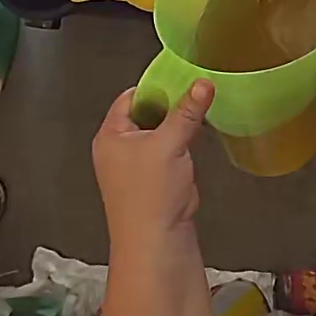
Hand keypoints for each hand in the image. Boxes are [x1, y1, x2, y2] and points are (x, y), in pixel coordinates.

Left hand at [92, 81, 213, 247]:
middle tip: (197, 90)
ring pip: (159, 130)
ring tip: (202, 107)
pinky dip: (182, 137)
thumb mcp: (170, 144)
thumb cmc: (151, 191)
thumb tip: (204, 82)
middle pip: (146, 112)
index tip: (183, 76)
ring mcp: (136, 162)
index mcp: (111, 135)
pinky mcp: (155, 175)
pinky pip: (168, 146)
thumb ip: (187, 111)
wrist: (156, 238)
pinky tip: (199, 132)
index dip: (156, 86)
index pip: (131, 98)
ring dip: (178, 121)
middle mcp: (119, 146)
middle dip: (171, 102)